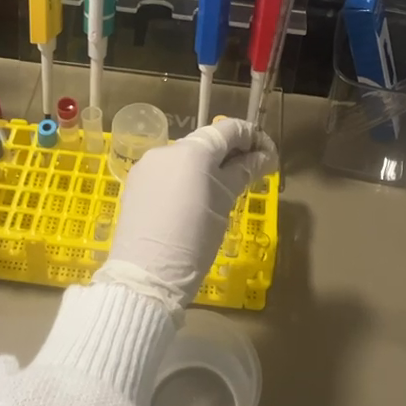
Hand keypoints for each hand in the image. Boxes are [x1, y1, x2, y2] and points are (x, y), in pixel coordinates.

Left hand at [95, 118, 276, 311]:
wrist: (146, 276)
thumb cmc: (193, 240)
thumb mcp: (224, 204)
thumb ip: (243, 172)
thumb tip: (264, 156)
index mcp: (193, 150)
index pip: (229, 129)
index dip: (253, 138)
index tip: (268, 156)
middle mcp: (167, 149)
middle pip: (207, 142)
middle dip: (232, 154)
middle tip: (252, 174)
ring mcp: (148, 166)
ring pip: (187, 158)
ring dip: (209, 167)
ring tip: (224, 192)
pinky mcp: (136, 184)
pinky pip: (169, 173)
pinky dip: (187, 179)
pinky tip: (194, 202)